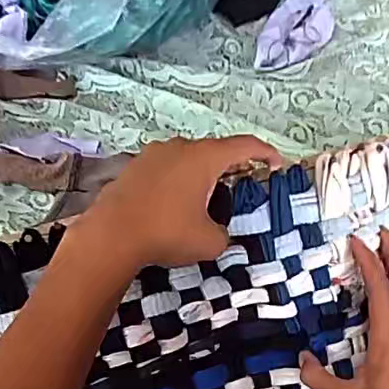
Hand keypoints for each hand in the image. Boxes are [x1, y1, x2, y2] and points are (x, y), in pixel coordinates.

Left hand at [66, 134, 281, 272]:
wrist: (112, 235)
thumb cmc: (167, 233)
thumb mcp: (209, 242)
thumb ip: (224, 234)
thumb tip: (218, 232)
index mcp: (204, 157)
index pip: (244, 146)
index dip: (265, 153)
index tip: (276, 163)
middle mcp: (179, 147)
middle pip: (214, 151)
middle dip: (231, 167)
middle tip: (241, 186)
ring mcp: (153, 155)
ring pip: (188, 160)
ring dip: (202, 175)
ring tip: (206, 200)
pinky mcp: (134, 168)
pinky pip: (166, 170)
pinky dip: (178, 182)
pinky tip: (176, 205)